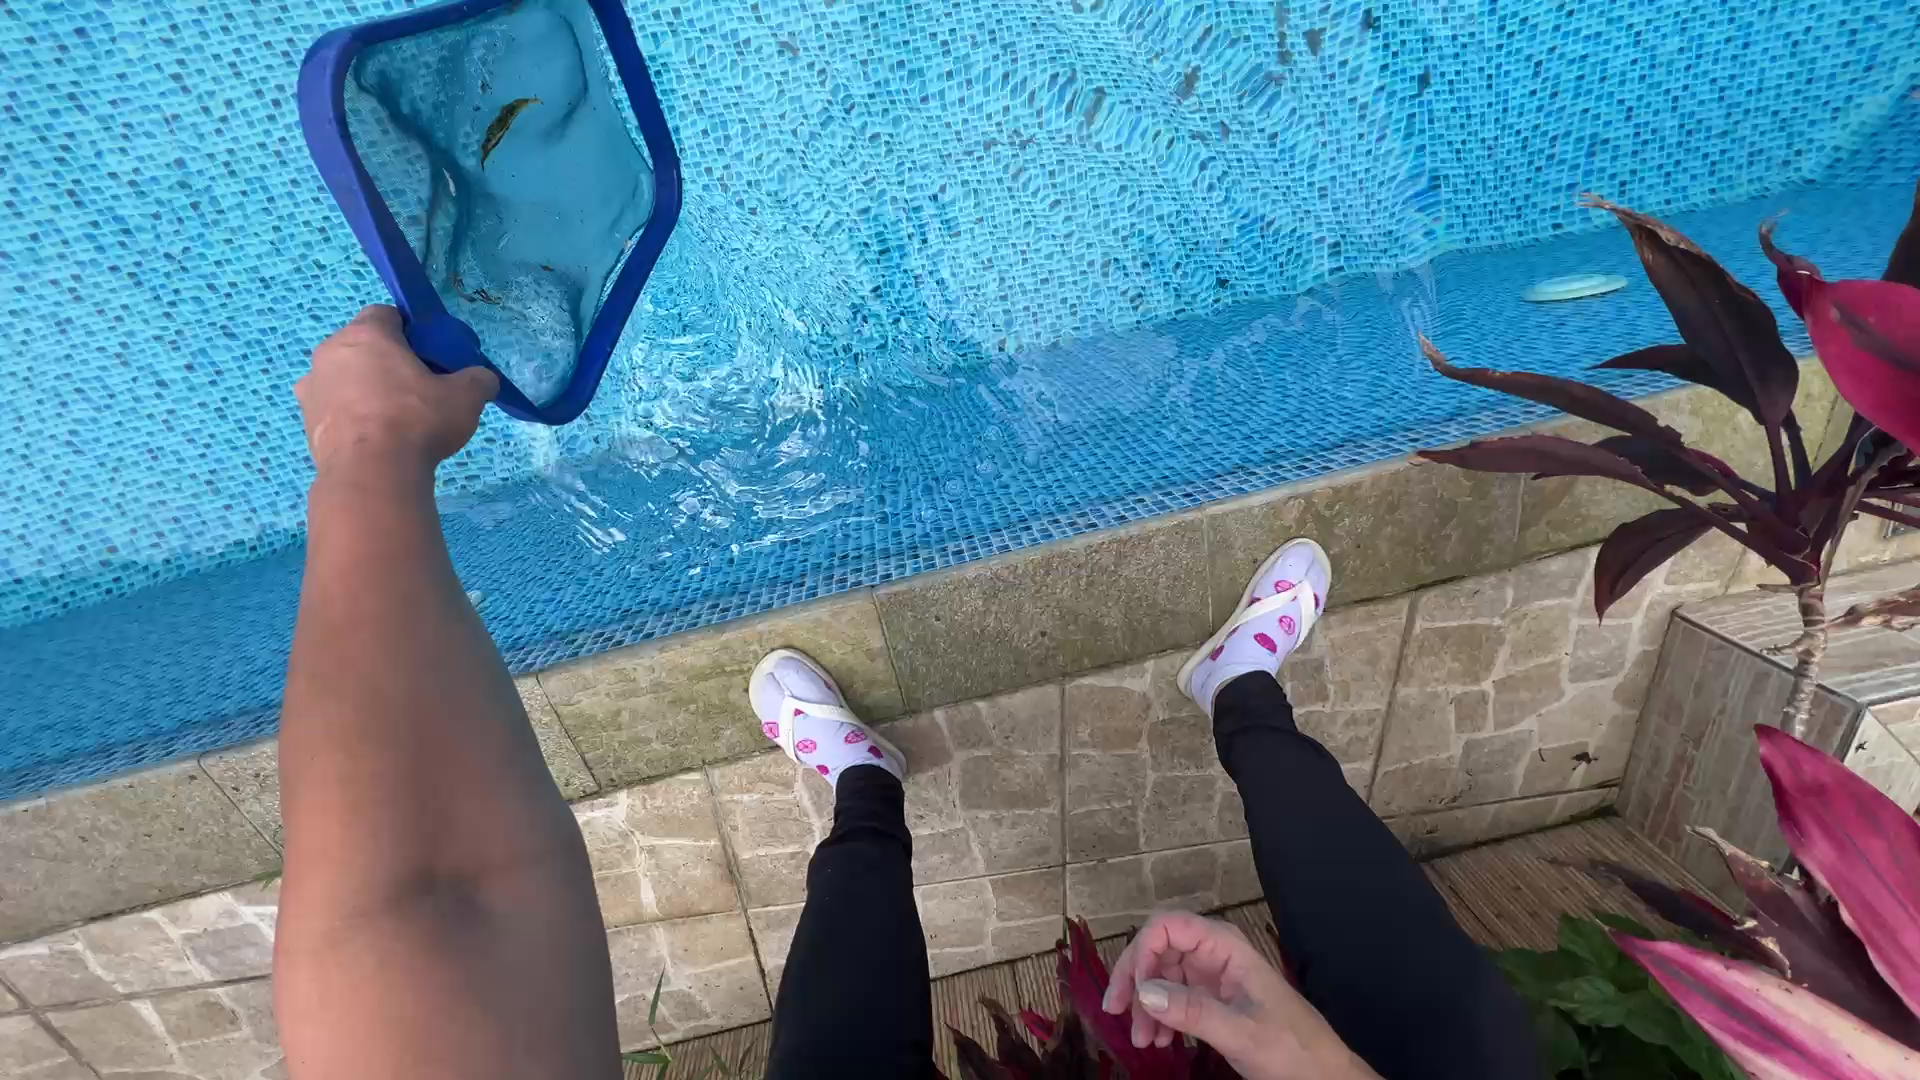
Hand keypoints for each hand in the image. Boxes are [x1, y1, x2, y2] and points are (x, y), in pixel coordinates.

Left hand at [295, 305, 497, 476]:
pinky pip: (337, 406)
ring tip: (401, 418)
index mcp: (367, 336)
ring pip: (348, 376)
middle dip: (391, 361)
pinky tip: (382, 437)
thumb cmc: (418, 420)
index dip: (412, 329)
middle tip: (423, 387)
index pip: (386, 313)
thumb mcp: (467, 397)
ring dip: (370, 388)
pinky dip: (357, 415)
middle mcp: (330, 352)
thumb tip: (483, 378)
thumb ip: (478, 379)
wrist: (373, 470)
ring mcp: (313, 386)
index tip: (432, 353)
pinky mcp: (307, 418)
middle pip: (365, 346)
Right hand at [1101, 910, 1380, 1079]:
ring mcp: (1211, 975)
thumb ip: (1192, 1011)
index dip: (1143, 950)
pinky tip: (1159, 1040)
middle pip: (1158, 948)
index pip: (1168, 926)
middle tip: (1116, 1011)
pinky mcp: (1211, 999)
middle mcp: (1213, 952)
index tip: (1133, 989)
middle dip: (1135, 978)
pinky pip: (1173, 996)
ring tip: (1142, 1039)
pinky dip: (1159, 1016)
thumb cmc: (1293, 1051)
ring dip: (1144, 1003)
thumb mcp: (1243, 1033)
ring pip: (1161, 974)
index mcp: (1224, 945)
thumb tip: (1142, 991)